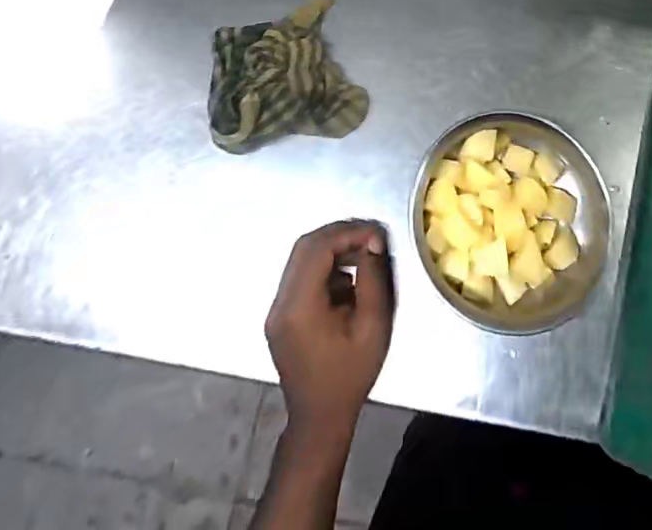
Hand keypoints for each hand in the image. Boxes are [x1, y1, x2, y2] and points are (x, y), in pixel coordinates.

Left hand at [264, 220, 394, 438]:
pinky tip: (347, 283)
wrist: (320, 418)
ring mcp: (276, 308)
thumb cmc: (351, 375)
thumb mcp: (373, 328)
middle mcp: (280, 301)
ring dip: (331, 251)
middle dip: (338, 236)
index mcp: (299, 306)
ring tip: (363, 256)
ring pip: (300, 260)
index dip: (347, 233)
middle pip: (304, 248)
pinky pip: (299, 277)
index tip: (376, 234)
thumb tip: (372, 242)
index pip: (317, 249)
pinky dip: (323, 269)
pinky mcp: (279, 315)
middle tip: (370, 237)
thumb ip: (373, 280)